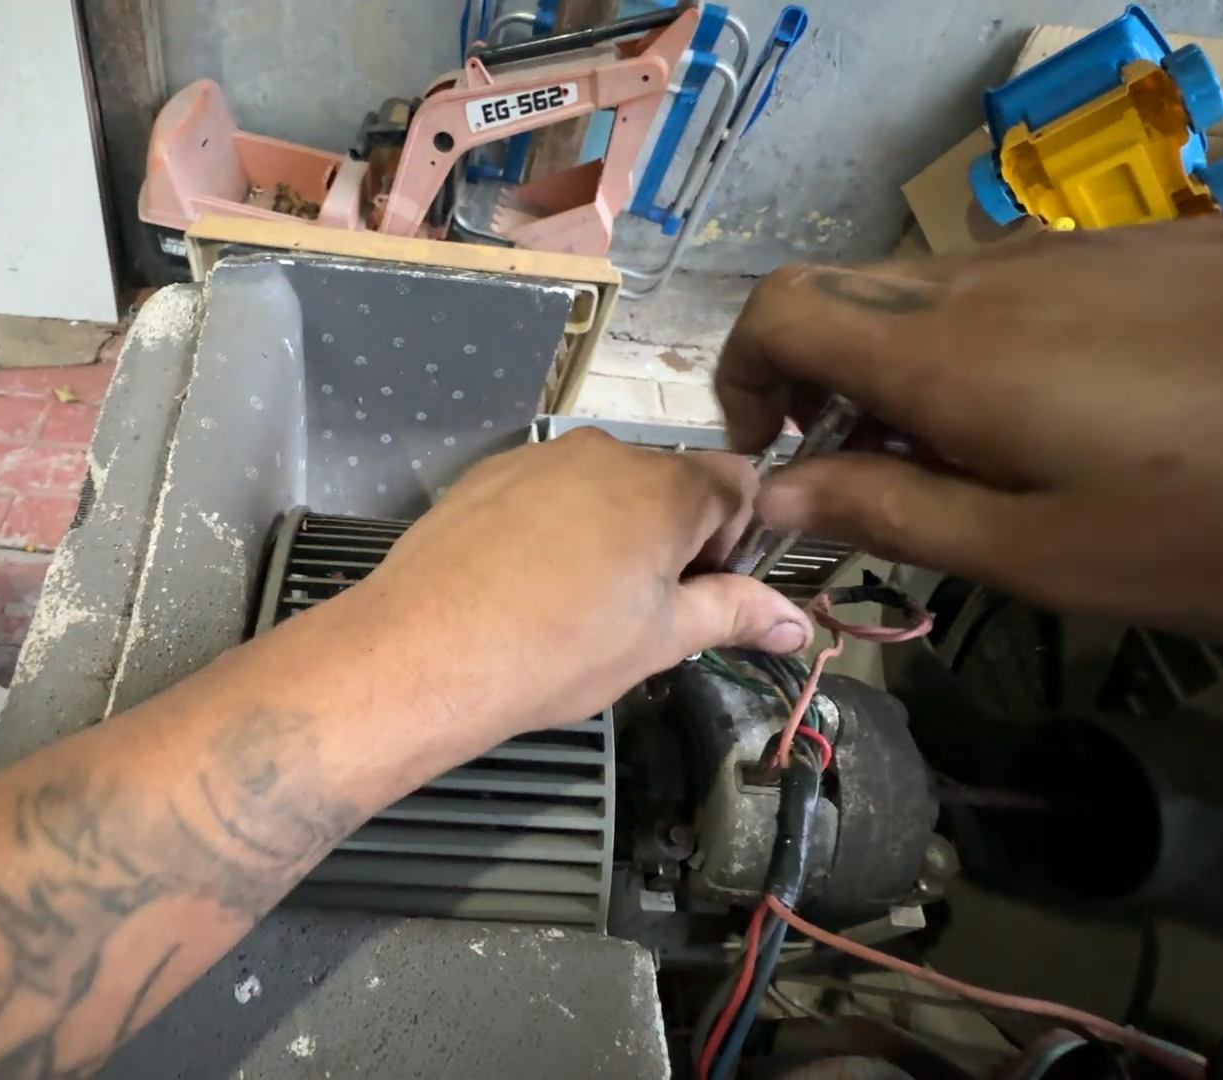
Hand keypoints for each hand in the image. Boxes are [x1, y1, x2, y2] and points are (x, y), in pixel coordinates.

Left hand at [337, 428, 810, 741]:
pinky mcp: (485, 472)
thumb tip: (796, 621)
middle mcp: (603, 452)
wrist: (426, 648)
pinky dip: (551, 521)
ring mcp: (537, 457)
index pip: (739, 484)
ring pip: (601, 485)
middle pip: (666, 482)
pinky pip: (543, 488)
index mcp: (664, 486)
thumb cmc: (559, 649)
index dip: (733, 538)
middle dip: (668, 535)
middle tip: (633, 604)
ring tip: (568, 596)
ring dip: (608, 528)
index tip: (700, 589)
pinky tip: (519, 576)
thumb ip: (734, 614)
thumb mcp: (659, 639)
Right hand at [715, 220, 1222, 646]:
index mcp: (944, 352)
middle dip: (814, 388)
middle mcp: (987, 279)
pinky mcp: (1141, 252)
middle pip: (839, 303)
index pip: (778, 310)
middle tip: (866, 473)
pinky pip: (1004, 292)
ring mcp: (1070, 254)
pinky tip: (1055, 417)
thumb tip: (774, 493)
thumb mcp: (1036, 552)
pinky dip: (971, 353)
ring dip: (894, 378)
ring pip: (919, 301)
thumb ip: (883, 511)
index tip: (771, 449)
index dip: (742, 373)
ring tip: (966, 460)